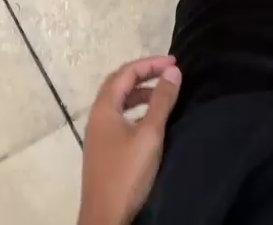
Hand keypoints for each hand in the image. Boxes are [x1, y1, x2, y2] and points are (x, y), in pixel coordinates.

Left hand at [78, 55, 182, 224]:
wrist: (105, 220)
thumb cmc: (127, 173)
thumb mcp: (149, 134)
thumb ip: (161, 101)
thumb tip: (173, 71)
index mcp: (104, 108)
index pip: (126, 72)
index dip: (151, 64)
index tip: (175, 63)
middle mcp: (97, 116)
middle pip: (119, 83)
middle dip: (144, 73)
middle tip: (168, 72)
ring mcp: (98, 135)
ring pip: (118, 101)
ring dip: (139, 92)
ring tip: (162, 94)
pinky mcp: (103, 150)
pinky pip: (119, 117)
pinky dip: (135, 109)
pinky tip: (150, 121)